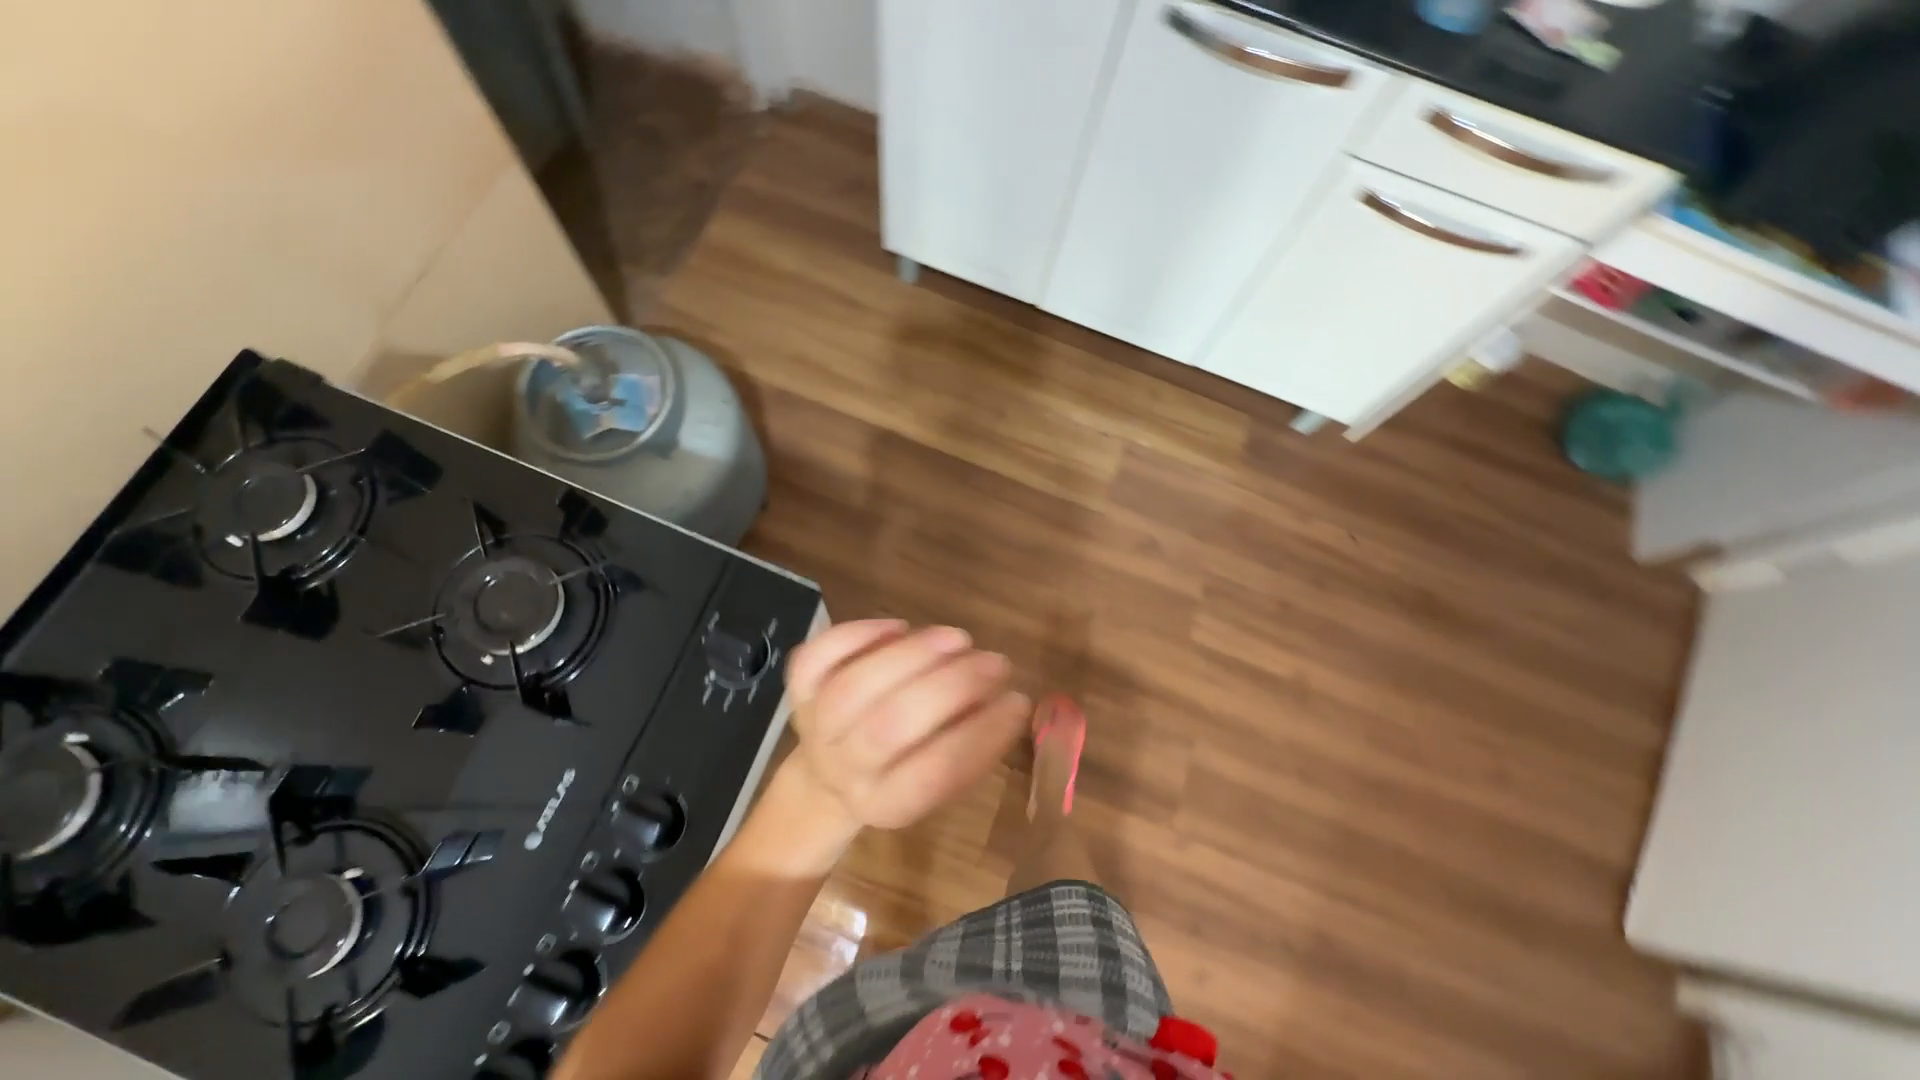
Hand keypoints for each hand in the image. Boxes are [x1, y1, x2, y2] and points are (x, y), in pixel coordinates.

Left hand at [783, 620, 1028, 831]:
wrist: (827, 781)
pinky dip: (857, 636)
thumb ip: (972, 749)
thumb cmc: (903, 774)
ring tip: (957, 638)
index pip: (936, 773)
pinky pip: (816, 659)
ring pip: (854, 687)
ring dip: (911, 655)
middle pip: (890, 726)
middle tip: (995, 662)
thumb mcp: (941, 784)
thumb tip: (1010, 700)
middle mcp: (845, 771)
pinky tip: (899, 626)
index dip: (982, 734)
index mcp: (888, 804)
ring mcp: (815, 728)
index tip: (1018, 699)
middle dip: (951, 686)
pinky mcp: (798, 692)